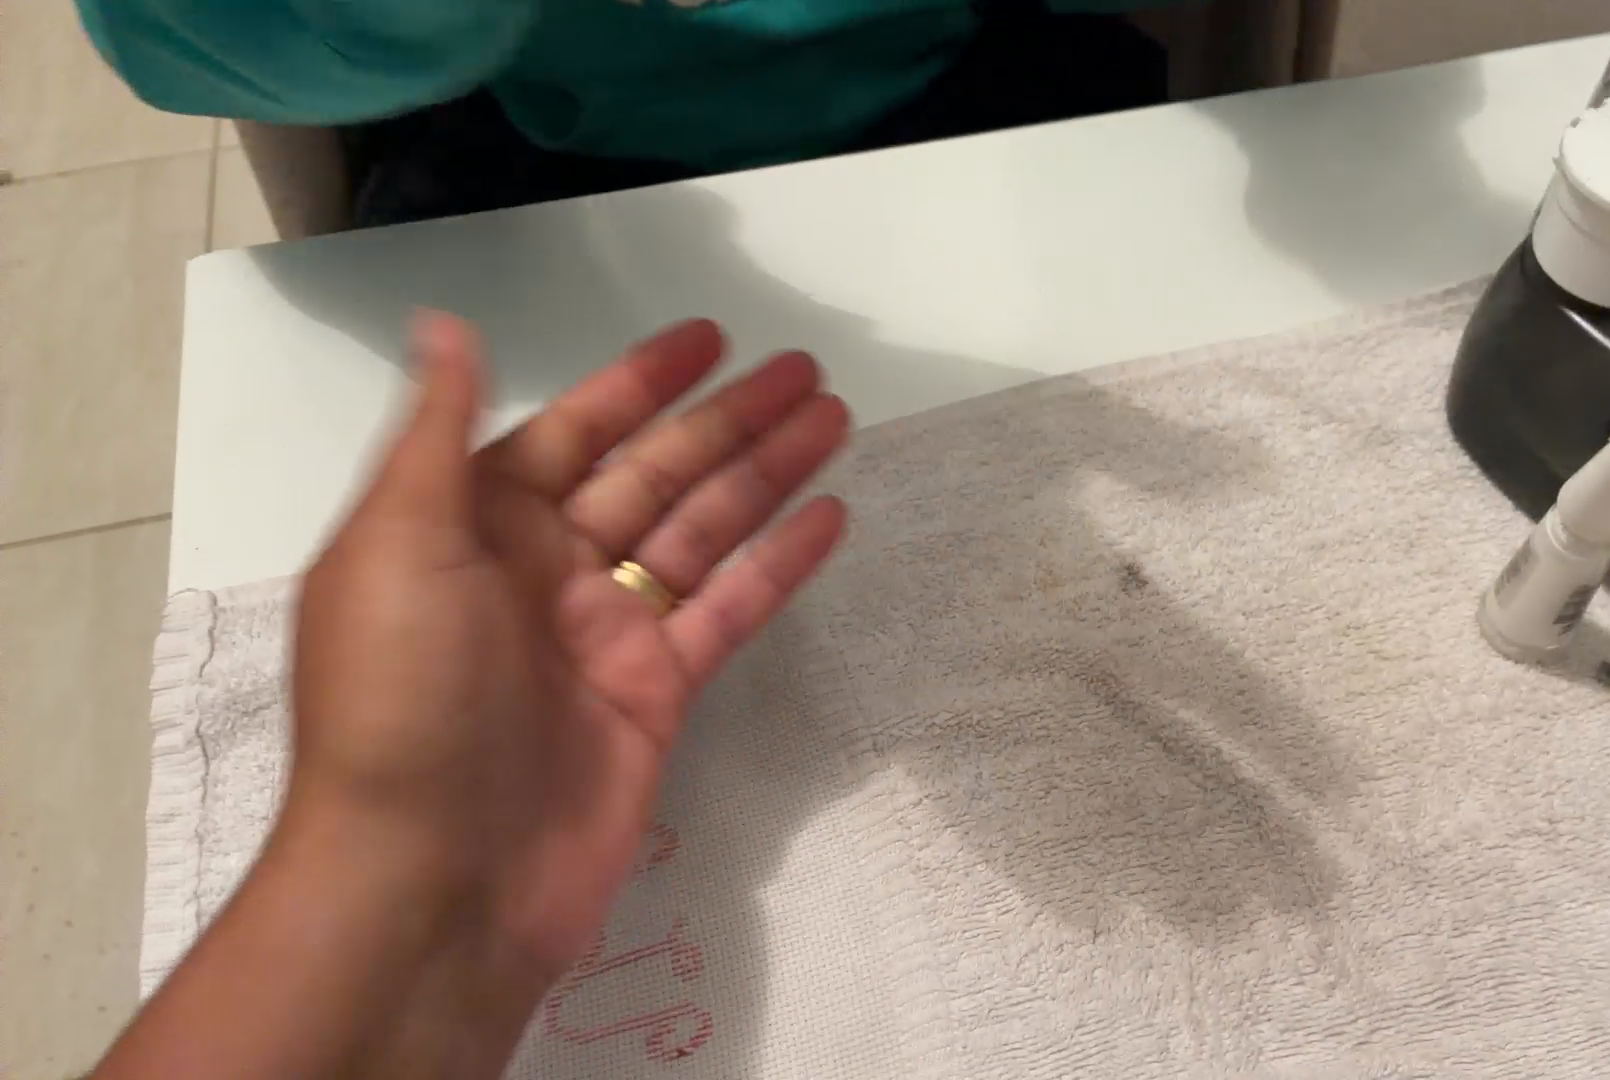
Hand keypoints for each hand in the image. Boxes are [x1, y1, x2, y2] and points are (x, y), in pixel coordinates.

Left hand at [290, 312, 847, 982]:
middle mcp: (557, 564)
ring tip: (833, 422)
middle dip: (734, 418)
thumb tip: (446, 326)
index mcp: (486, 523)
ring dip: (772, 474)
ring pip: (710, 530)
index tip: (713, 338)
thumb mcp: (398, 550)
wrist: (438, 879)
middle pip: (665, 472)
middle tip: (807, 371)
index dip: (648, 379)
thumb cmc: (405, 701)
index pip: (583, 428)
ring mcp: (618, 626)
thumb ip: (435, 436)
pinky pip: (733, 607)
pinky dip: (782, 563)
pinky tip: (829, 518)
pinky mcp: (665, 685)